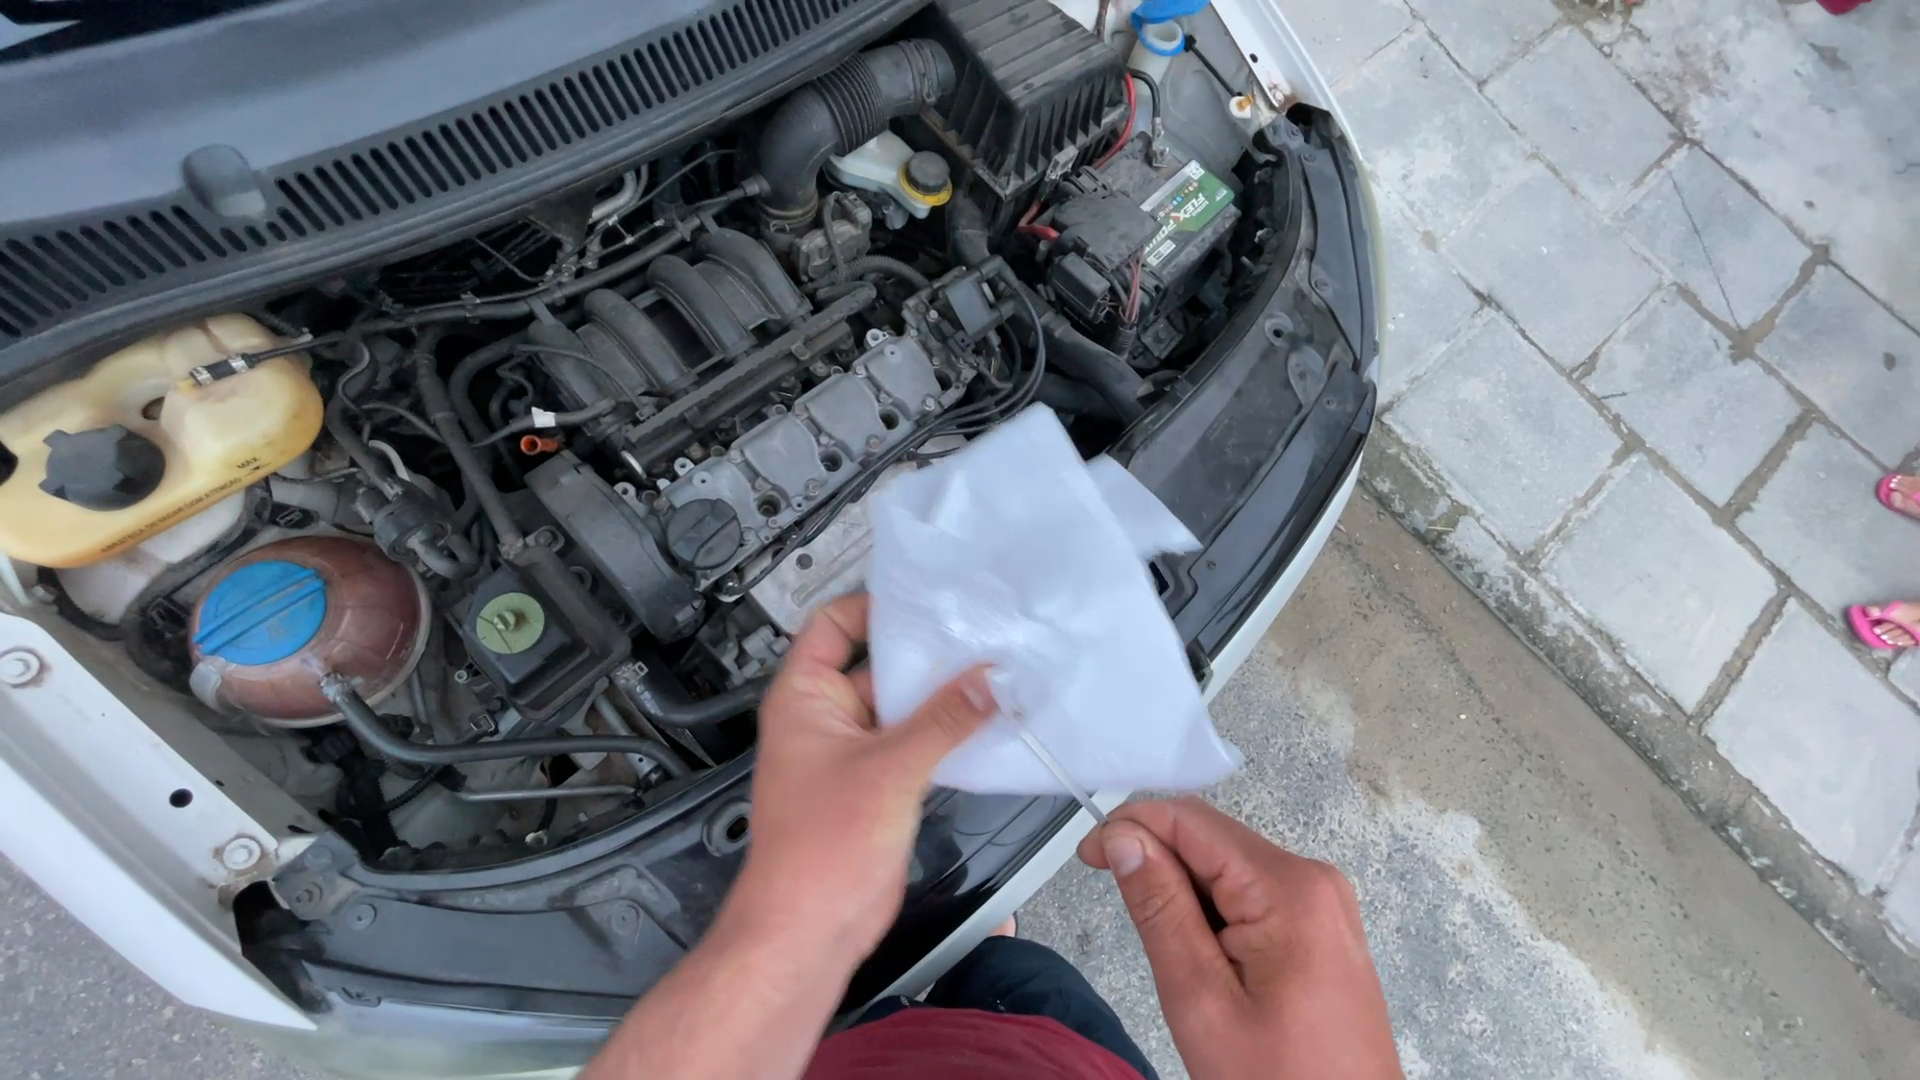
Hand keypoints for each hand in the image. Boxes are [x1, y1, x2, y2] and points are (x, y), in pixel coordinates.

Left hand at [730, 593, 996, 959]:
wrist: (810, 929)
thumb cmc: (815, 852)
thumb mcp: (890, 769)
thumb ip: (944, 720)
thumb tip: (985, 681)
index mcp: (804, 697)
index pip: (833, 624)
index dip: (874, 608)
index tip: (922, 605)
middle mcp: (824, 716)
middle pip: (877, 664)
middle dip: (923, 656)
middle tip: (972, 641)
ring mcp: (851, 749)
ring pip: (899, 705)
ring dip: (938, 696)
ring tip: (985, 678)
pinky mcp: (875, 780)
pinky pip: (911, 739)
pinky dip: (941, 730)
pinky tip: (978, 723)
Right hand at [1079, 797, 1401, 1079]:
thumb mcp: (1201, 1001)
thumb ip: (1159, 908)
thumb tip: (1122, 836)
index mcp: (1287, 888)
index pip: (1190, 820)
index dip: (1129, 825)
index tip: (1087, 858)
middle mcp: (1310, 876)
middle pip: (1208, 836)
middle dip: (1155, 858)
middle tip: (1124, 909)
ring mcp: (1320, 899)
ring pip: (1223, 862)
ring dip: (1181, 887)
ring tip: (1172, 949)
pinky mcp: (1318, 922)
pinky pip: (1247, 888)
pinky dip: (1210, 906)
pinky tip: (1204, 953)